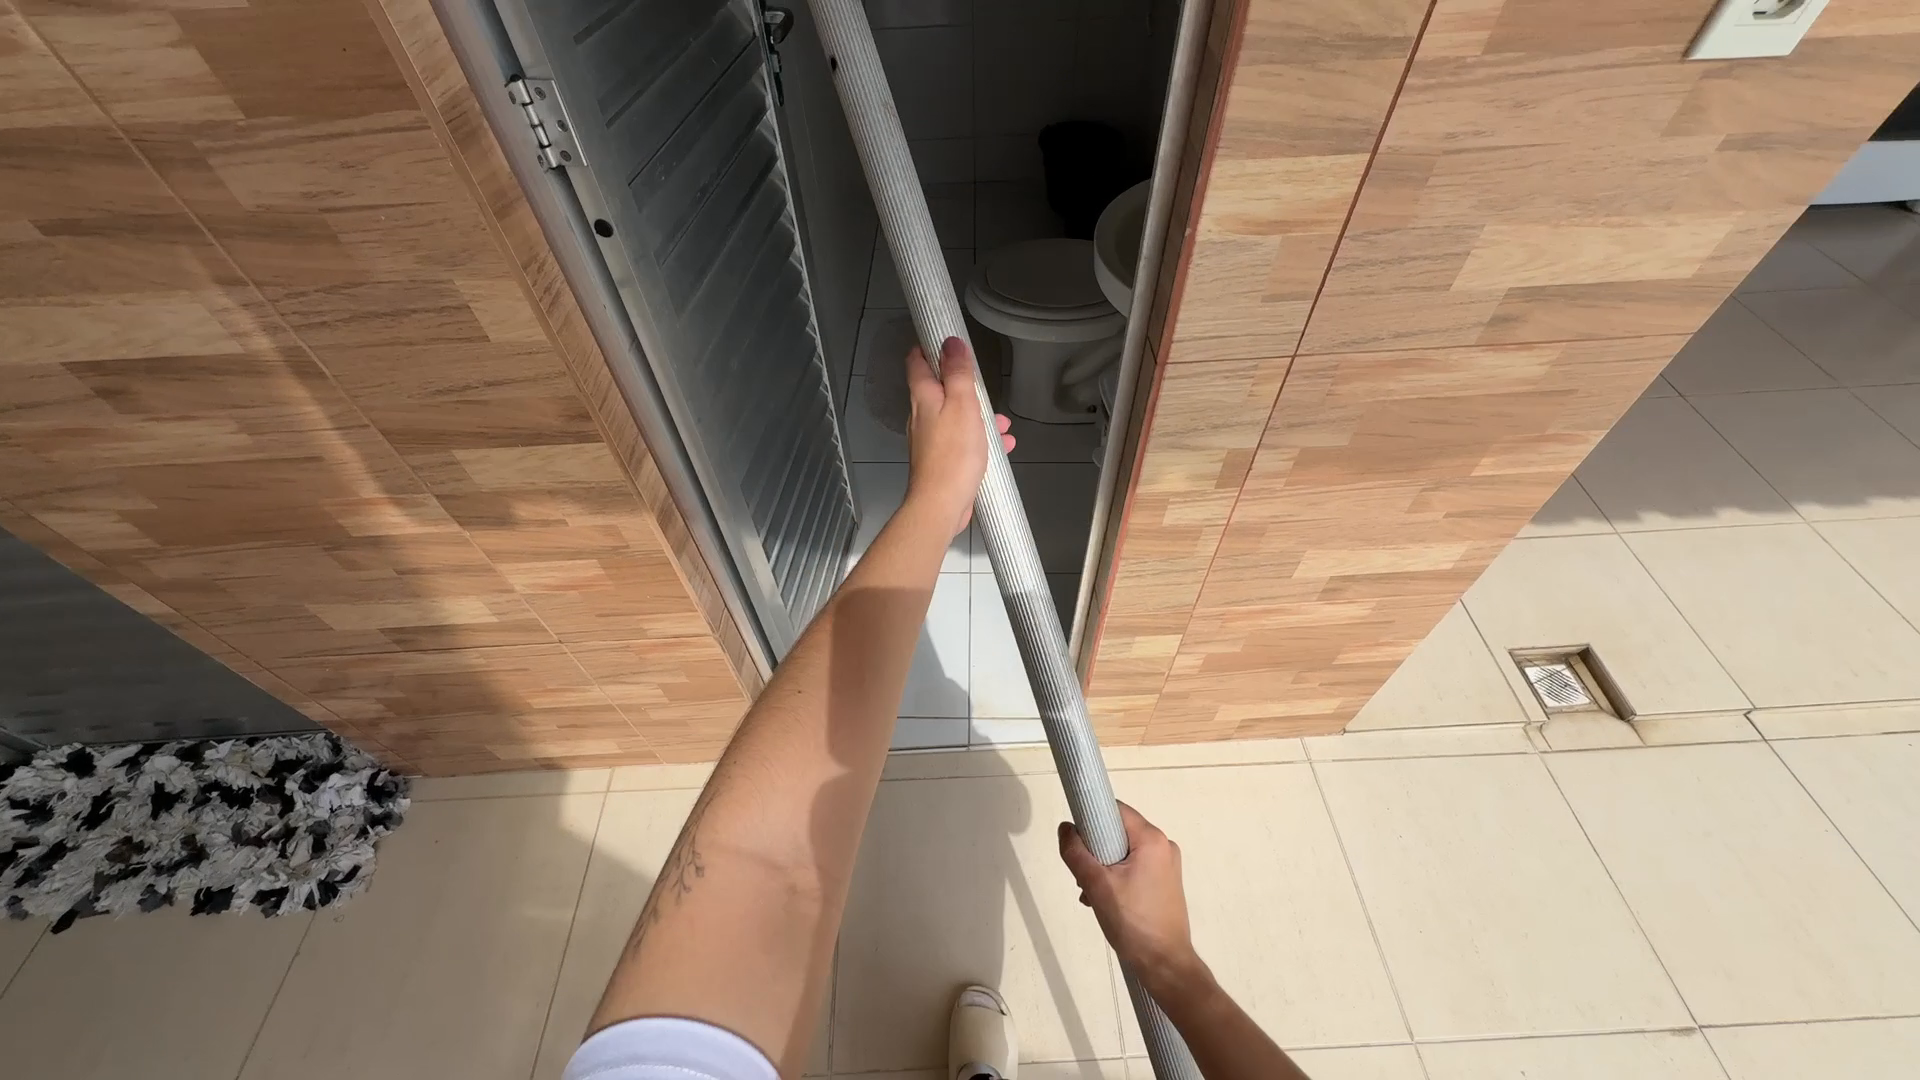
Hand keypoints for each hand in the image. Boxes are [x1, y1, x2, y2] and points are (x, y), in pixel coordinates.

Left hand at [905, 337, 1013, 536]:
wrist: (942, 504)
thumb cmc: (954, 452)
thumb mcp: (962, 405)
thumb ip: (958, 373)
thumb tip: (950, 341)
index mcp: (923, 398)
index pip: (917, 361)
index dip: (929, 346)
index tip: (950, 341)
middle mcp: (921, 416)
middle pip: (940, 390)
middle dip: (964, 386)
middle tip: (985, 386)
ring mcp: (930, 440)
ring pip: (955, 418)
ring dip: (979, 416)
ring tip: (1002, 422)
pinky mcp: (941, 461)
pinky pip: (962, 442)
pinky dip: (980, 440)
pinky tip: (1003, 445)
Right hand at [1058, 803, 1206, 995]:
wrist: (1166, 967)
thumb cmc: (1133, 922)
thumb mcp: (1096, 885)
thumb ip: (1076, 853)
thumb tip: (1065, 828)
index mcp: (1152, 839)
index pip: (1115, 810)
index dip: (1091, 818)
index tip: (1076, 839)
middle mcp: (1164, 846)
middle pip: (1118, 832)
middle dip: (1095, 850)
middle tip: (1081, 875)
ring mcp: (1167, 866)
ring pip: (1124, 852)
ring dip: (1103, 867)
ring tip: (1090, 894)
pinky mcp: (1166, 883)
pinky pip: (1134, 867)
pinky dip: (1117, 877)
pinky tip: (1104, 901)